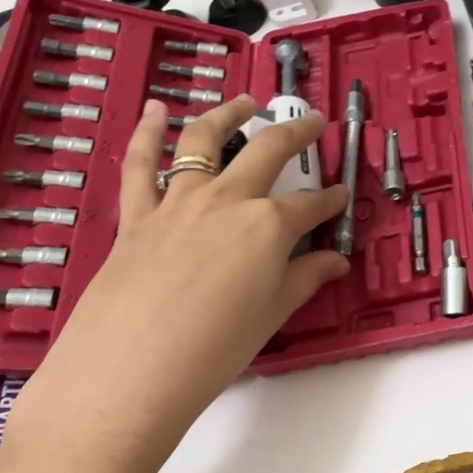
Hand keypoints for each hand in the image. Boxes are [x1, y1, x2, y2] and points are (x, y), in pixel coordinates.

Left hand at [14, 96, 350, 454]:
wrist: (131, 370)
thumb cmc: (215, 349)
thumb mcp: (273, 314)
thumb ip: (305, 278)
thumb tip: (336, 262)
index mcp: (269, 226)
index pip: (310, 205)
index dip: (331, 200)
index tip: (341, 196)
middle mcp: (227, 200)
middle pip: (268, 152)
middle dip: (297, 134)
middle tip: (314, 124)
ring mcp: (178, 203)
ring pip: (204, 142)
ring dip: (228, 114)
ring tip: (245, 102)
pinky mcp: (136, 217)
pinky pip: (140, 165)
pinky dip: (147, 133)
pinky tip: (157, 110)